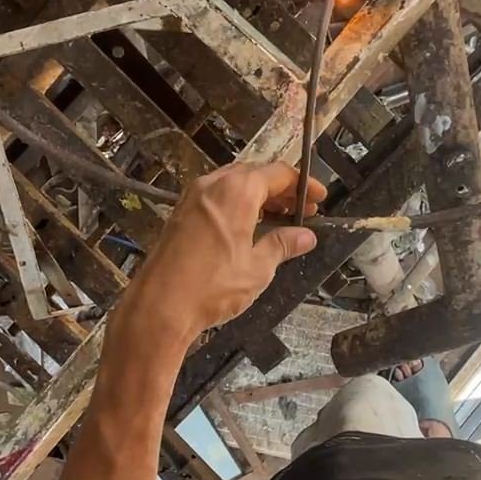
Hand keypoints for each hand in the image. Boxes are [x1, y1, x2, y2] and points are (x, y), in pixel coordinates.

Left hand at [114, 163, 323, 348]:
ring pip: (233, 185)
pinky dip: (237, 205)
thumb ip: (282, 245)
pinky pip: (216, 198)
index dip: (302, 184)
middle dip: (281, 190)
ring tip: (279, 219)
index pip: (277, 174)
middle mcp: (212, 185)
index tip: (319, 198)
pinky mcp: (180, 215)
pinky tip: (247, 227)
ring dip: (259, 197)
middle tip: (302, 210)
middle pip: (254, 175)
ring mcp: (192, 198)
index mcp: (236, 191)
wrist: (161, 305)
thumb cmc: (213, 286)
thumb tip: (306, 236)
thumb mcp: (258, 268)